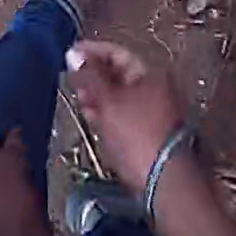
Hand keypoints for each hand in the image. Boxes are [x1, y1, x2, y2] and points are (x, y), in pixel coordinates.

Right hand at [68, 41, 183, 193]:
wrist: (164, 183)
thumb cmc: (136, 134)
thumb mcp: (108, 100)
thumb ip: (89, 75)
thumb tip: (73, 53)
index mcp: (150, 74)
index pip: (117, 53)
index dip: (92, 51)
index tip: (71, 53)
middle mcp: (155, 89)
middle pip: (118, 74)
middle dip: (93, 75)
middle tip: (72, 78)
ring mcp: (153, 112)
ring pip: (118, 96)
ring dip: (97, 95)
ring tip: (79, 99)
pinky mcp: (147, 133)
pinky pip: (122, 114)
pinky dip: (106, 113)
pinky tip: (92, 117)